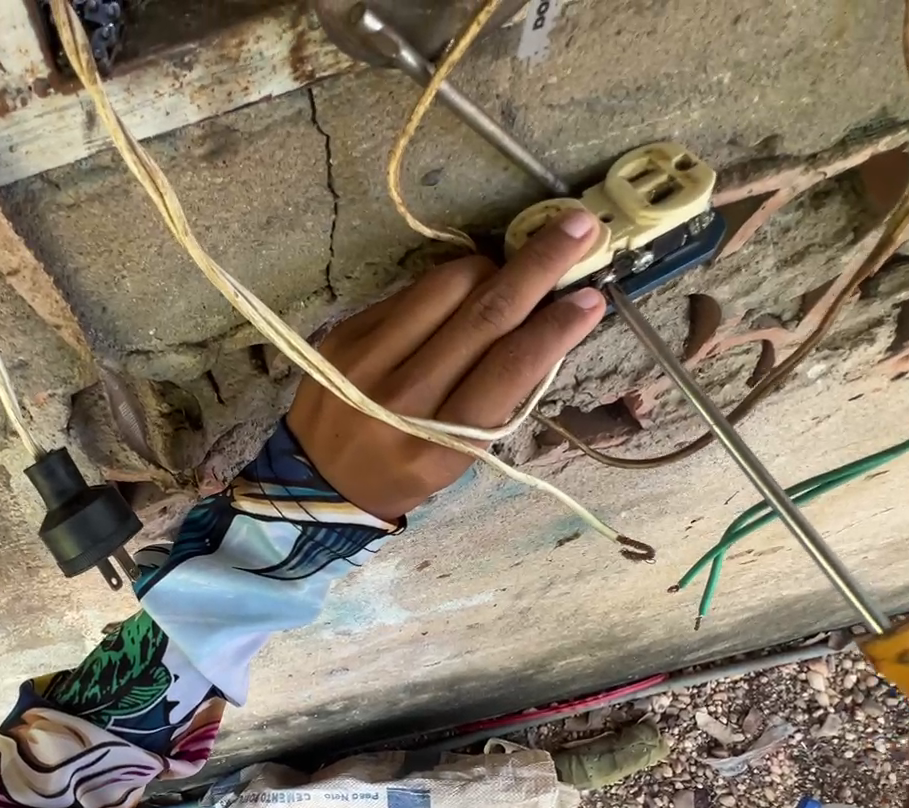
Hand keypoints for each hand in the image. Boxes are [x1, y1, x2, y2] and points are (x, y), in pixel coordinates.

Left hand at [287, 212, 605, 521]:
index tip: (592, 296)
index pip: (507, 370)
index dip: (555, 328)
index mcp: (435, 446)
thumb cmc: (402, 470)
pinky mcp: (343, 334)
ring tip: (512, 269)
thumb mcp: (455, 458)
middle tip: (579, 229)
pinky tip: (460, 293)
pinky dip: (446, 286)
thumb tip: (544, 323)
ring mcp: (364, 362)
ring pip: (445, 287)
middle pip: (482, 314)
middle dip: (539, 266)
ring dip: (491, 268)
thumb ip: (496, 398)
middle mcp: (398, 400)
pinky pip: (409, 291)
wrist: (316, 477)